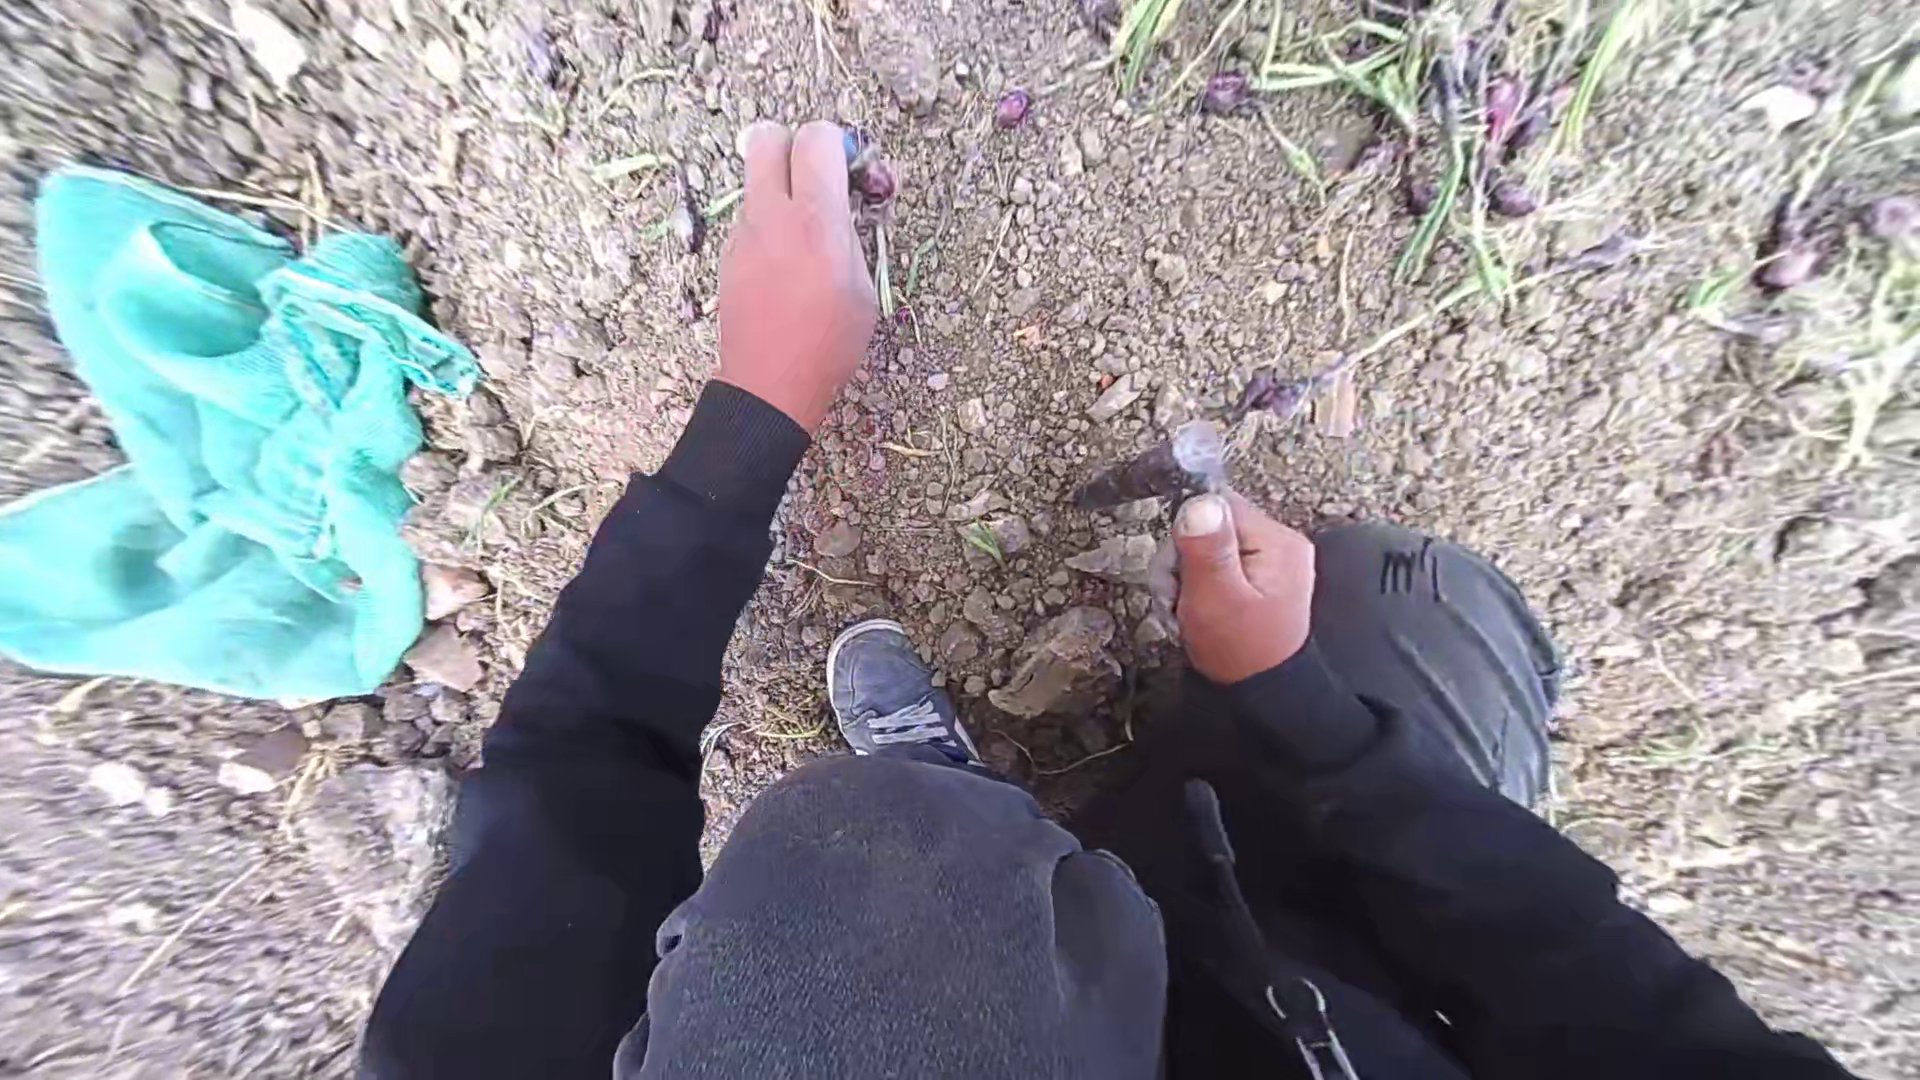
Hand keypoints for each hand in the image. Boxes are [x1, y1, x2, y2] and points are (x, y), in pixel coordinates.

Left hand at [717, 120, 876, 432]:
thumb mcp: (865, 294)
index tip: (849, 174)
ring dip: (782, 192)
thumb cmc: (828, 346)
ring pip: (756, 180)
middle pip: (768, 135)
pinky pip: (750, 220)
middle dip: (795, 148)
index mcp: (817, 222)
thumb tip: (849, 207)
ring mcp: (744, 234)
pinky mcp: (729, 255)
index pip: (817, 138)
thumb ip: (855, 239)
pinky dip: (769, 227)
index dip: (838, 146)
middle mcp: (773, 216)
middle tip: (817, 184)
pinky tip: (786, 269)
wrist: (772, 383)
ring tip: (805, 240)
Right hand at [1172, 492, 1315, 683]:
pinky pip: (1210, 566)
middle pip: (1206, 526)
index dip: (1186, 533)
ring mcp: (1265, 561)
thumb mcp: (1215, 598)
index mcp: (1275, 541)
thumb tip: (1198, 501)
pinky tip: (1192, 610)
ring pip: (1202, 547)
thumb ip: (1205, 549)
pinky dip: (1193, 587)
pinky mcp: (1253, 577)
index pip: (1216, 505)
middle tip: (1179, 598)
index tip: (1179, 570)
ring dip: (1181, 578)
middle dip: (1179, 561)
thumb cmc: (1240, 651)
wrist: (1262, 695)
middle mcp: (1276, 543)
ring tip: (1184, 610)